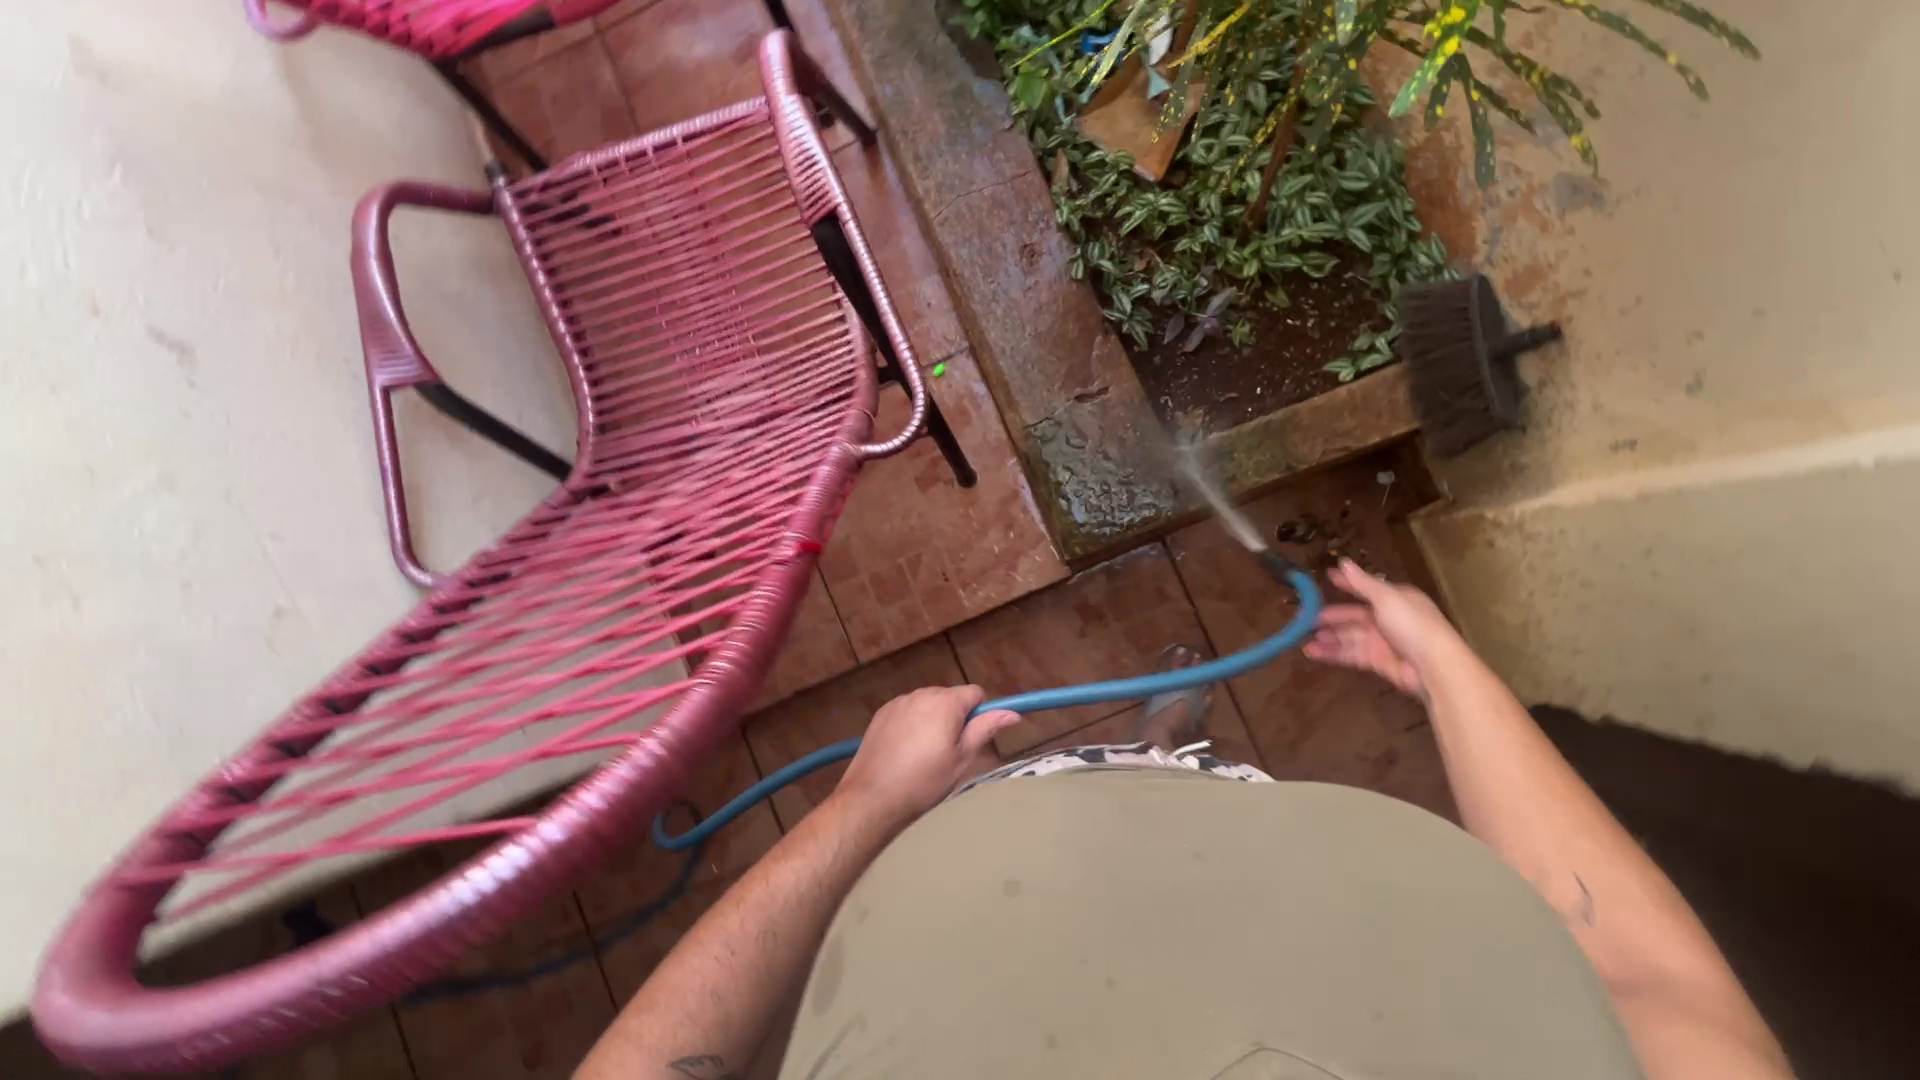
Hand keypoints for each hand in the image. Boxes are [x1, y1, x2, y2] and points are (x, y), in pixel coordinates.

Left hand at [832, 685, 1020, 829]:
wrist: (873, 796)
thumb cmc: (925, 781)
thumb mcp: (962, 759)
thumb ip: (986, 729)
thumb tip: (1013, 713)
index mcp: (946, 702)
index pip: (975, 693)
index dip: (979, 714)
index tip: (970, 739)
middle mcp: (922, 693)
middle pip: (950, 697)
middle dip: (955, 717)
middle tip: (948, 752)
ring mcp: (899, 702)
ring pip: (928, 703)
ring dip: (933, 719)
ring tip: (924, 754)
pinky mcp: (882, 712)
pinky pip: (908, 710)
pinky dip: (912, 722)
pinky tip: (905, 750)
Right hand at [1303, 558, 1465, 701]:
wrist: (1433, 666)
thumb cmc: (1412, 625)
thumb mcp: (1386, 598)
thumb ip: (1362, 583)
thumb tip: (1343, 562)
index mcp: (1395, 599)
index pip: (1366, 589)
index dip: (1346, 585)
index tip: (1326, 579)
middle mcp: (1388, 618)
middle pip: (1354, 616)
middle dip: (1331, 618)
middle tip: (1305, 619)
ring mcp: (1383, 640)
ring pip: (1350, 636)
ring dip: (1328, 637)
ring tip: (1305, 640)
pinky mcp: (1378, 661)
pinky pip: (1351, 654)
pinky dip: (1333, 653)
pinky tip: (1314, 652)